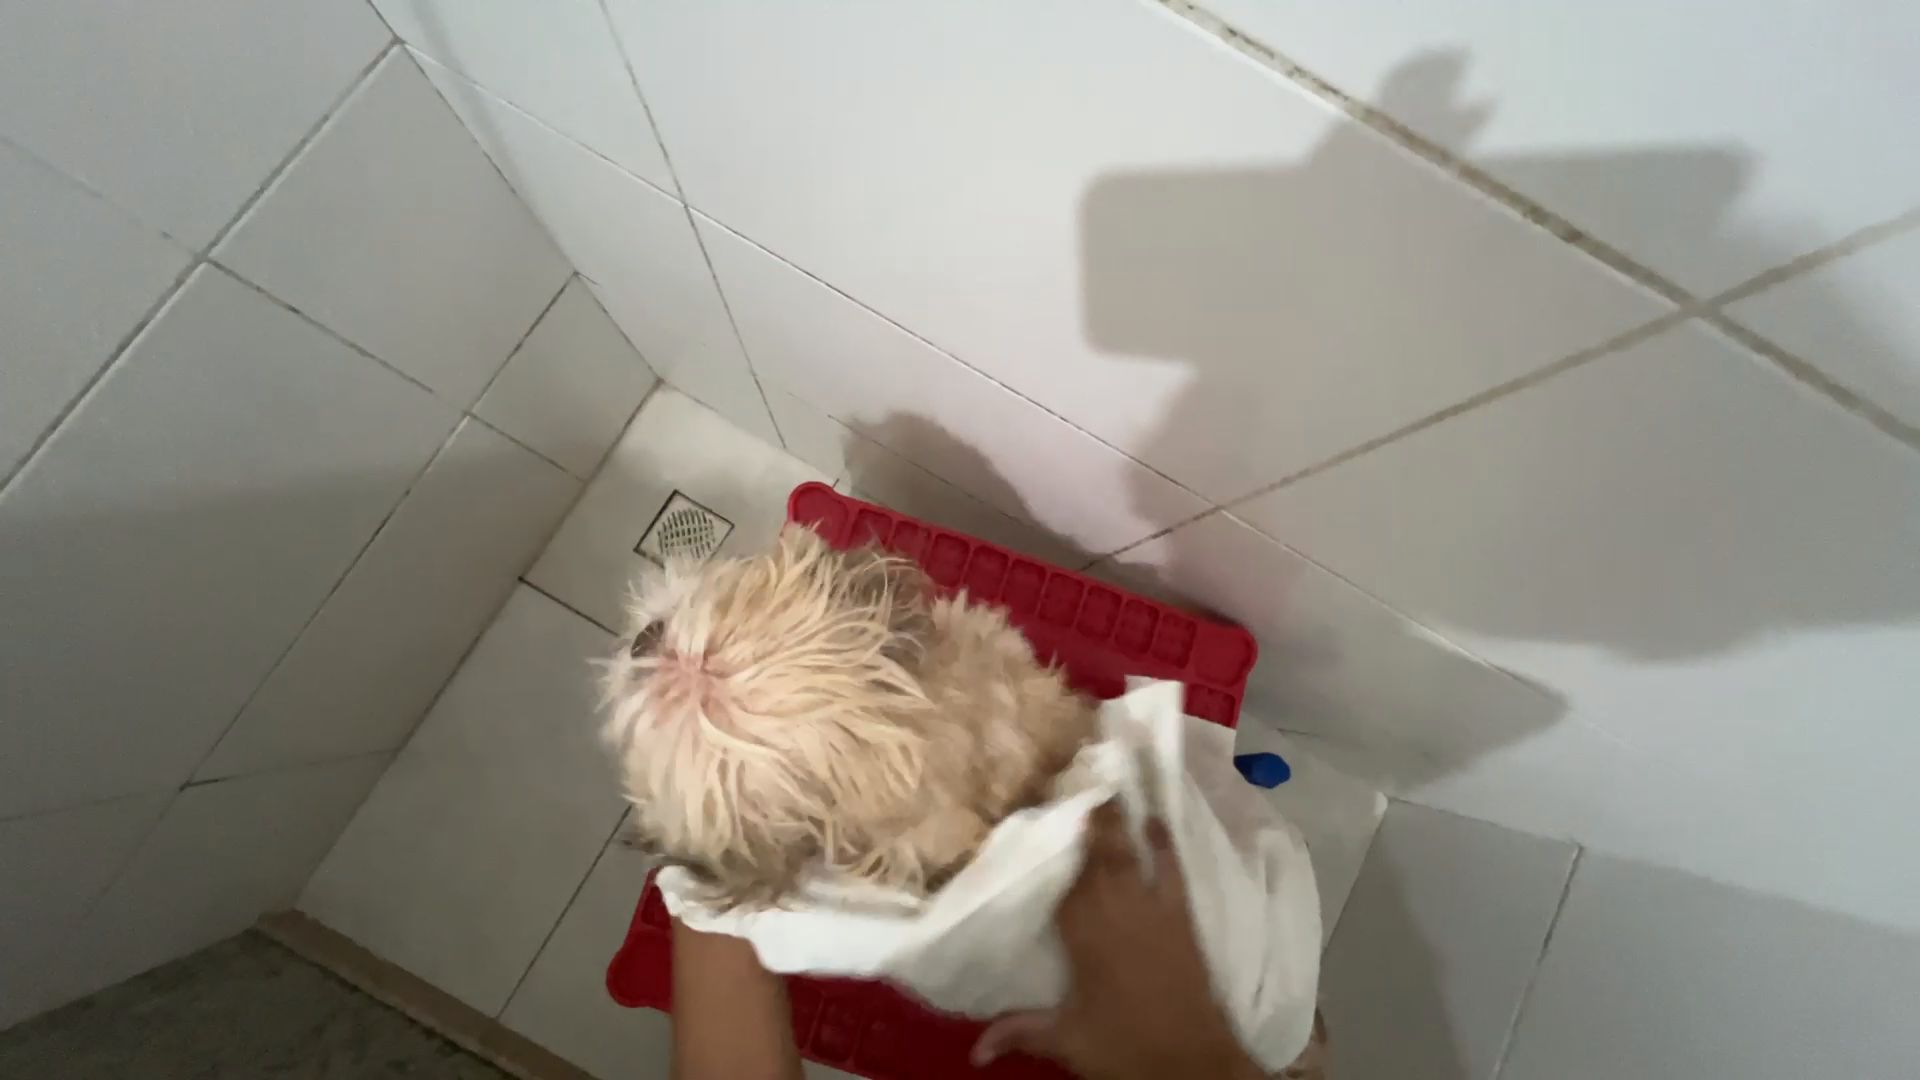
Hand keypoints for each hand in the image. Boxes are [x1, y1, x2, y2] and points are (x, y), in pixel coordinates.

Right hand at [972, 801, 1264, 1079]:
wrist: (1191, 1063)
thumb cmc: (1124, 1046)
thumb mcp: (1068, 1039)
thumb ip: (1019, 1030)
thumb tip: (973, 1047)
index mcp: (1080, 931)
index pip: (1062, 882)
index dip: (1053, 849)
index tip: (1043, 817)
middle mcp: (1111, 908)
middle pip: (1096, 854)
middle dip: (1088, 819)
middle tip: (1077, 779)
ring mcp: (1149, 906)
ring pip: (1128, 854)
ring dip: (1118, 822)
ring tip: (1109, 787)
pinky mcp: (1181, 913)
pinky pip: (1172, 869)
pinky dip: (1164, 843)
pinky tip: (1157, 819)